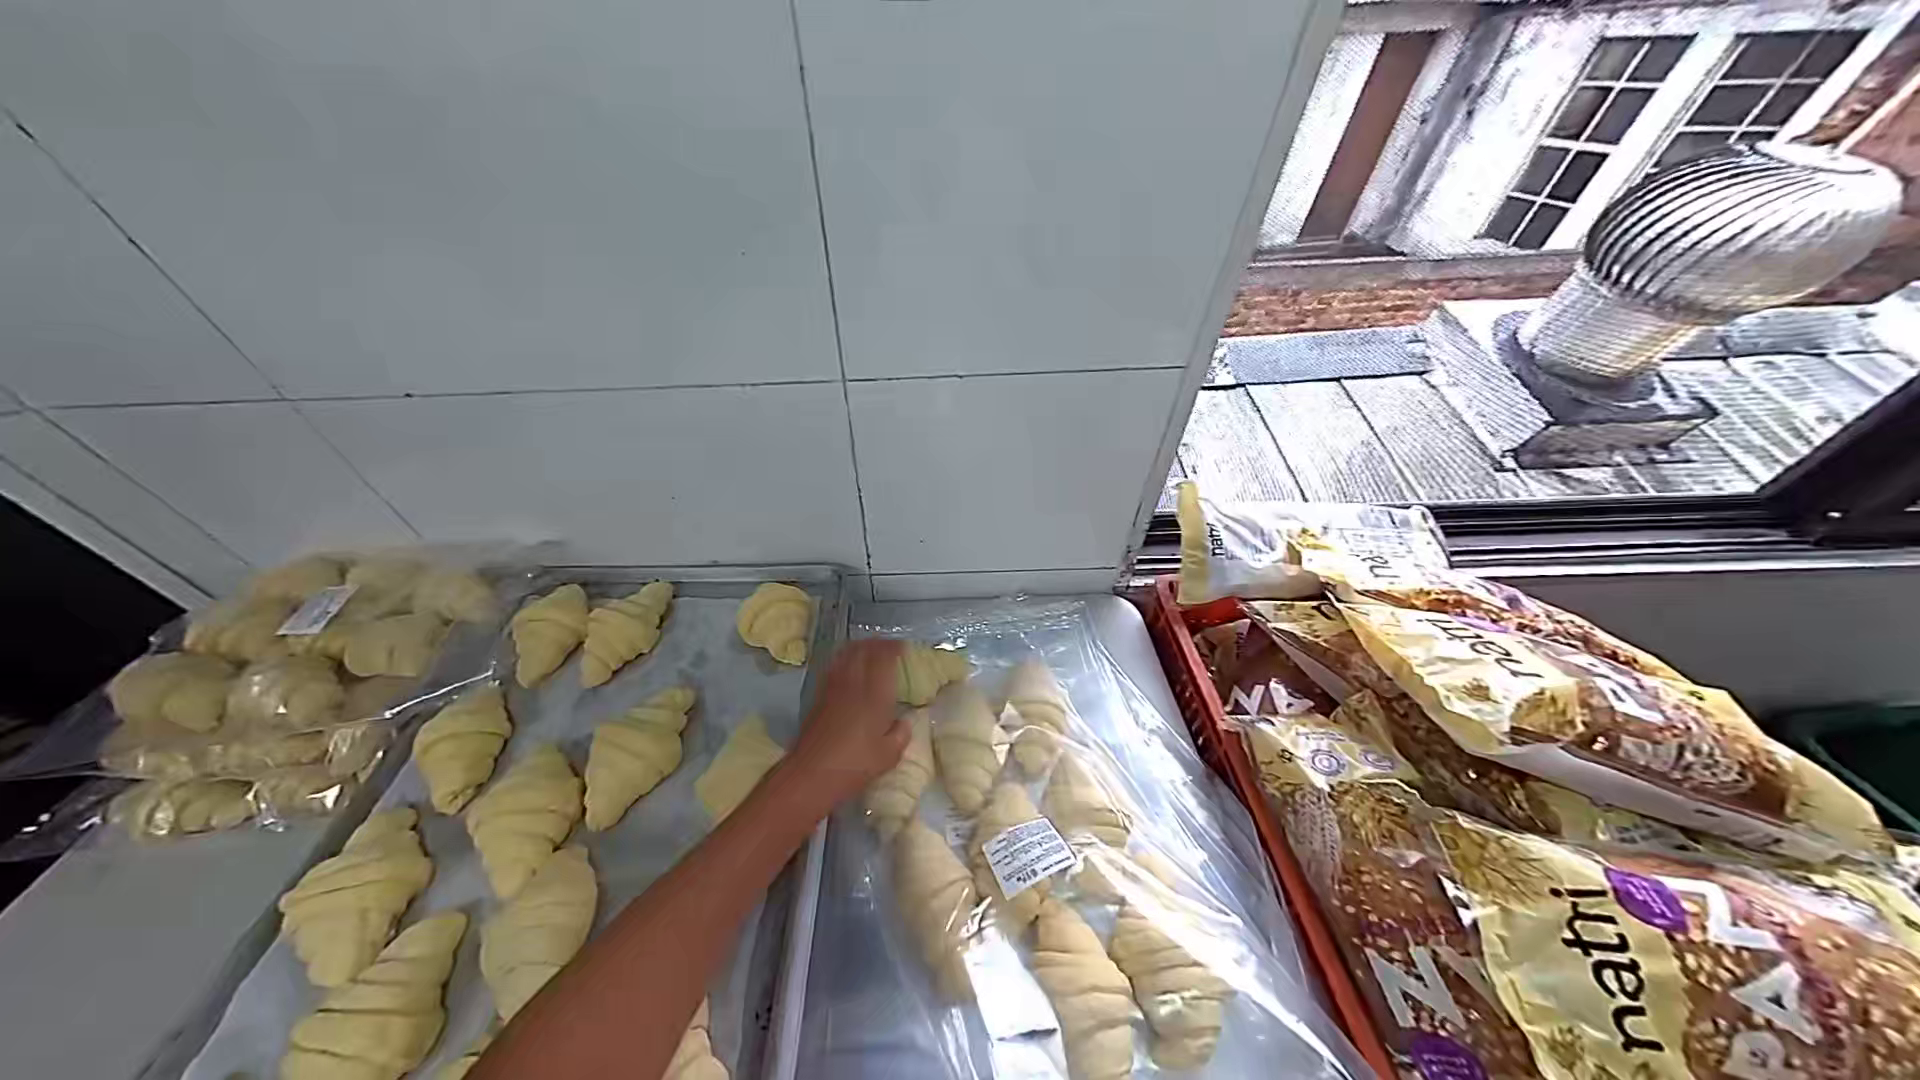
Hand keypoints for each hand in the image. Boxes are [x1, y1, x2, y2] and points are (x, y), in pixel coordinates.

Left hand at [785, 639, 907, 811]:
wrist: (811, 773)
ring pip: (845, 656)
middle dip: (876, 643)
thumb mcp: (889, 755)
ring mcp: (833, 689)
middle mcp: (854, 684)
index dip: (893, 648)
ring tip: (868, 649)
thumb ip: (901, 734)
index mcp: (875, 694)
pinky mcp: (819, 697)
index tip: (902, 646)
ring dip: (858, 648)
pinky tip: (847, 667)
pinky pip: (834, 669)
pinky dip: (843, 660)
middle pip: (862, 651)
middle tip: (887, 644)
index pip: (883, 658)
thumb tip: (905, 722)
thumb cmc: (855, 764)